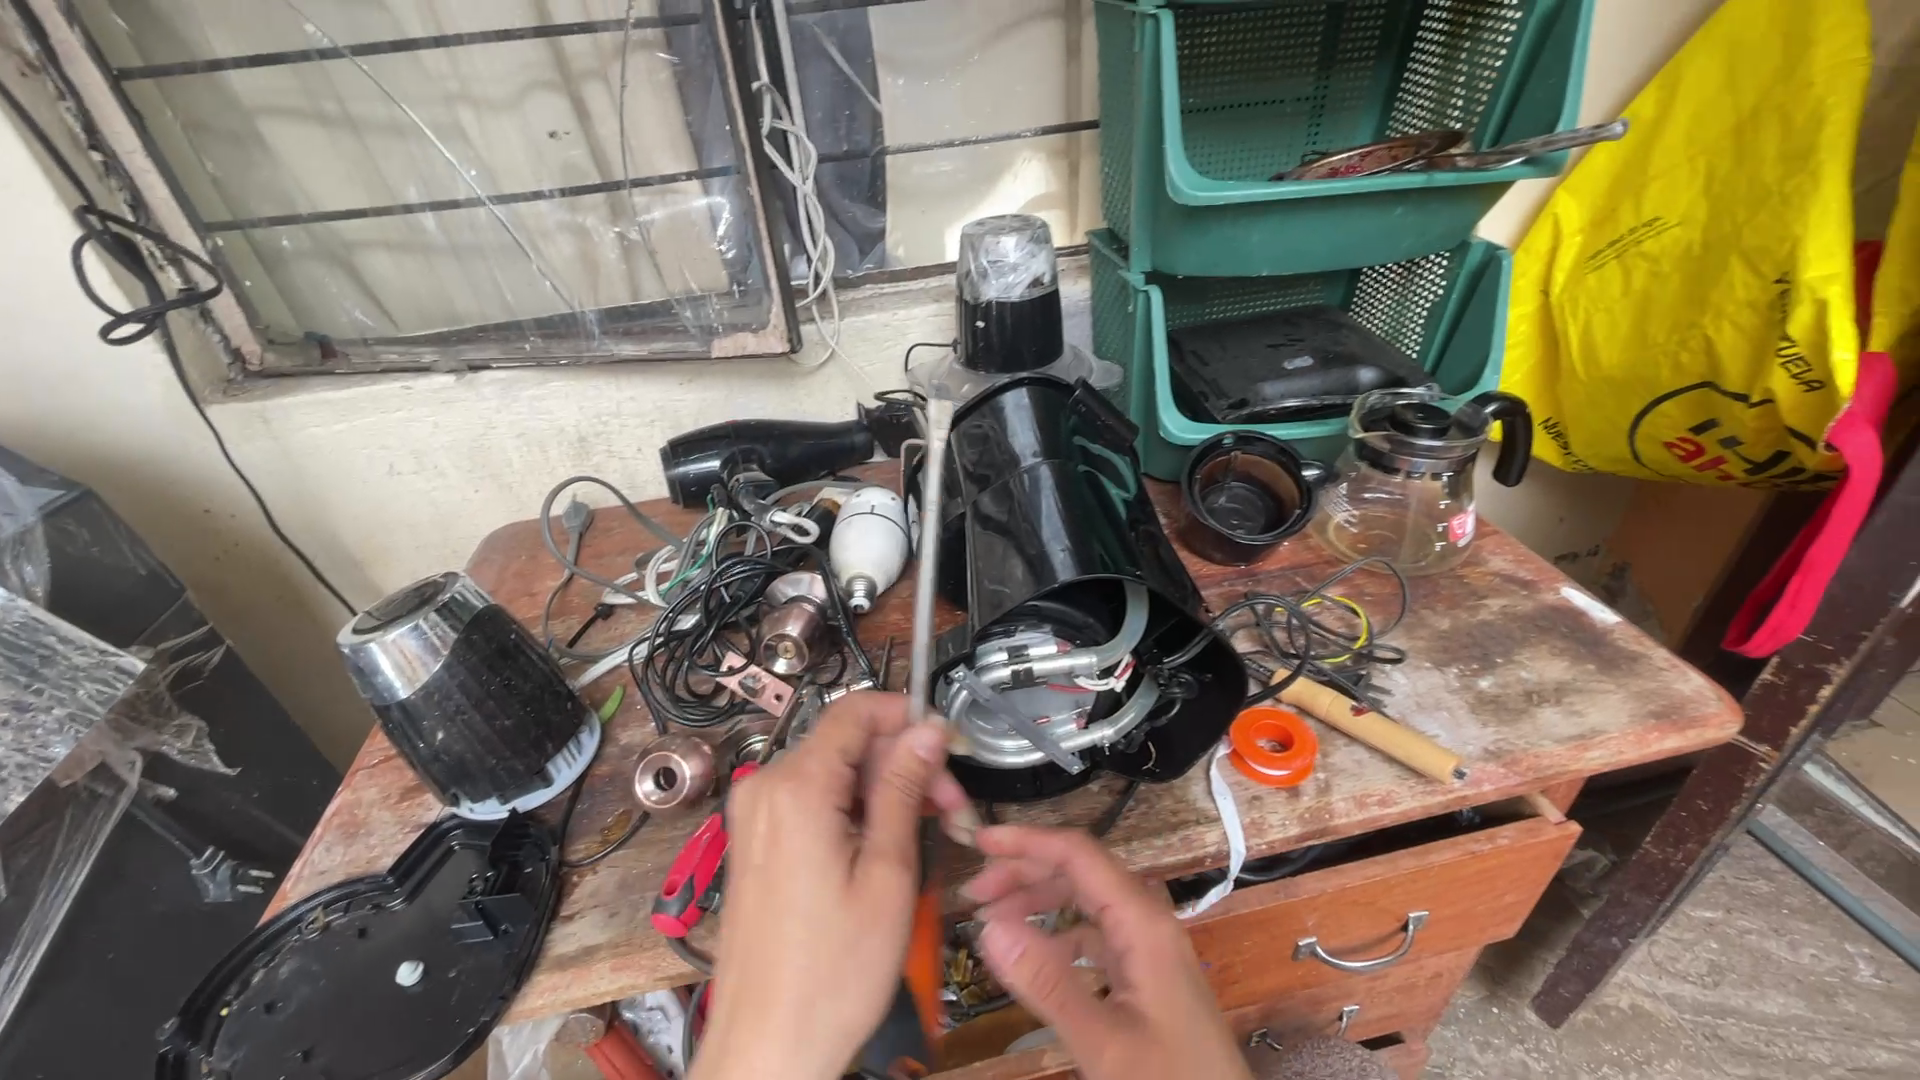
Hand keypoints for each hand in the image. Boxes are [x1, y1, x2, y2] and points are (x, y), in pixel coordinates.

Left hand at [692, 692, 975, 1079]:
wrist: (764, 1050)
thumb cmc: (833, 972)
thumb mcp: (888, 874)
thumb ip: (904, 789)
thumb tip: (927, 729)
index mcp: (797, 787)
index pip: (856, 711)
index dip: (906, 717)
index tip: (946, 748)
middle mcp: (765, 788)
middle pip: (846, 743)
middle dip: (902, 763)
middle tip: (949, 808)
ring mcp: (754, 816)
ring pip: (832, 772)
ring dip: (882, 790)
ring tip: (926, 834)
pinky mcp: (755, 842)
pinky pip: (811, 801)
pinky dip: (853, 810)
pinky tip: (885, 846)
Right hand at [963, 825, 1253, 1079]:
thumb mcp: (1103, 1042)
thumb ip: (1046, 984)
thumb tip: (988, 927)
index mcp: (1142, 922)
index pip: (1078, 854)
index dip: (1027, 841)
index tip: (981, 842)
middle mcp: (1147, 921)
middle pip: (1079, 871)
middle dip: (1024, 871)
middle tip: (974, 892)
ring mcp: (1148, 946)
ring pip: (1086, 901)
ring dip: (1038, 901)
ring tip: (993, 920)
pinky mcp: (1145, 972)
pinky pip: (1095, 933)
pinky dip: (1057, 934)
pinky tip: (1034, 956)